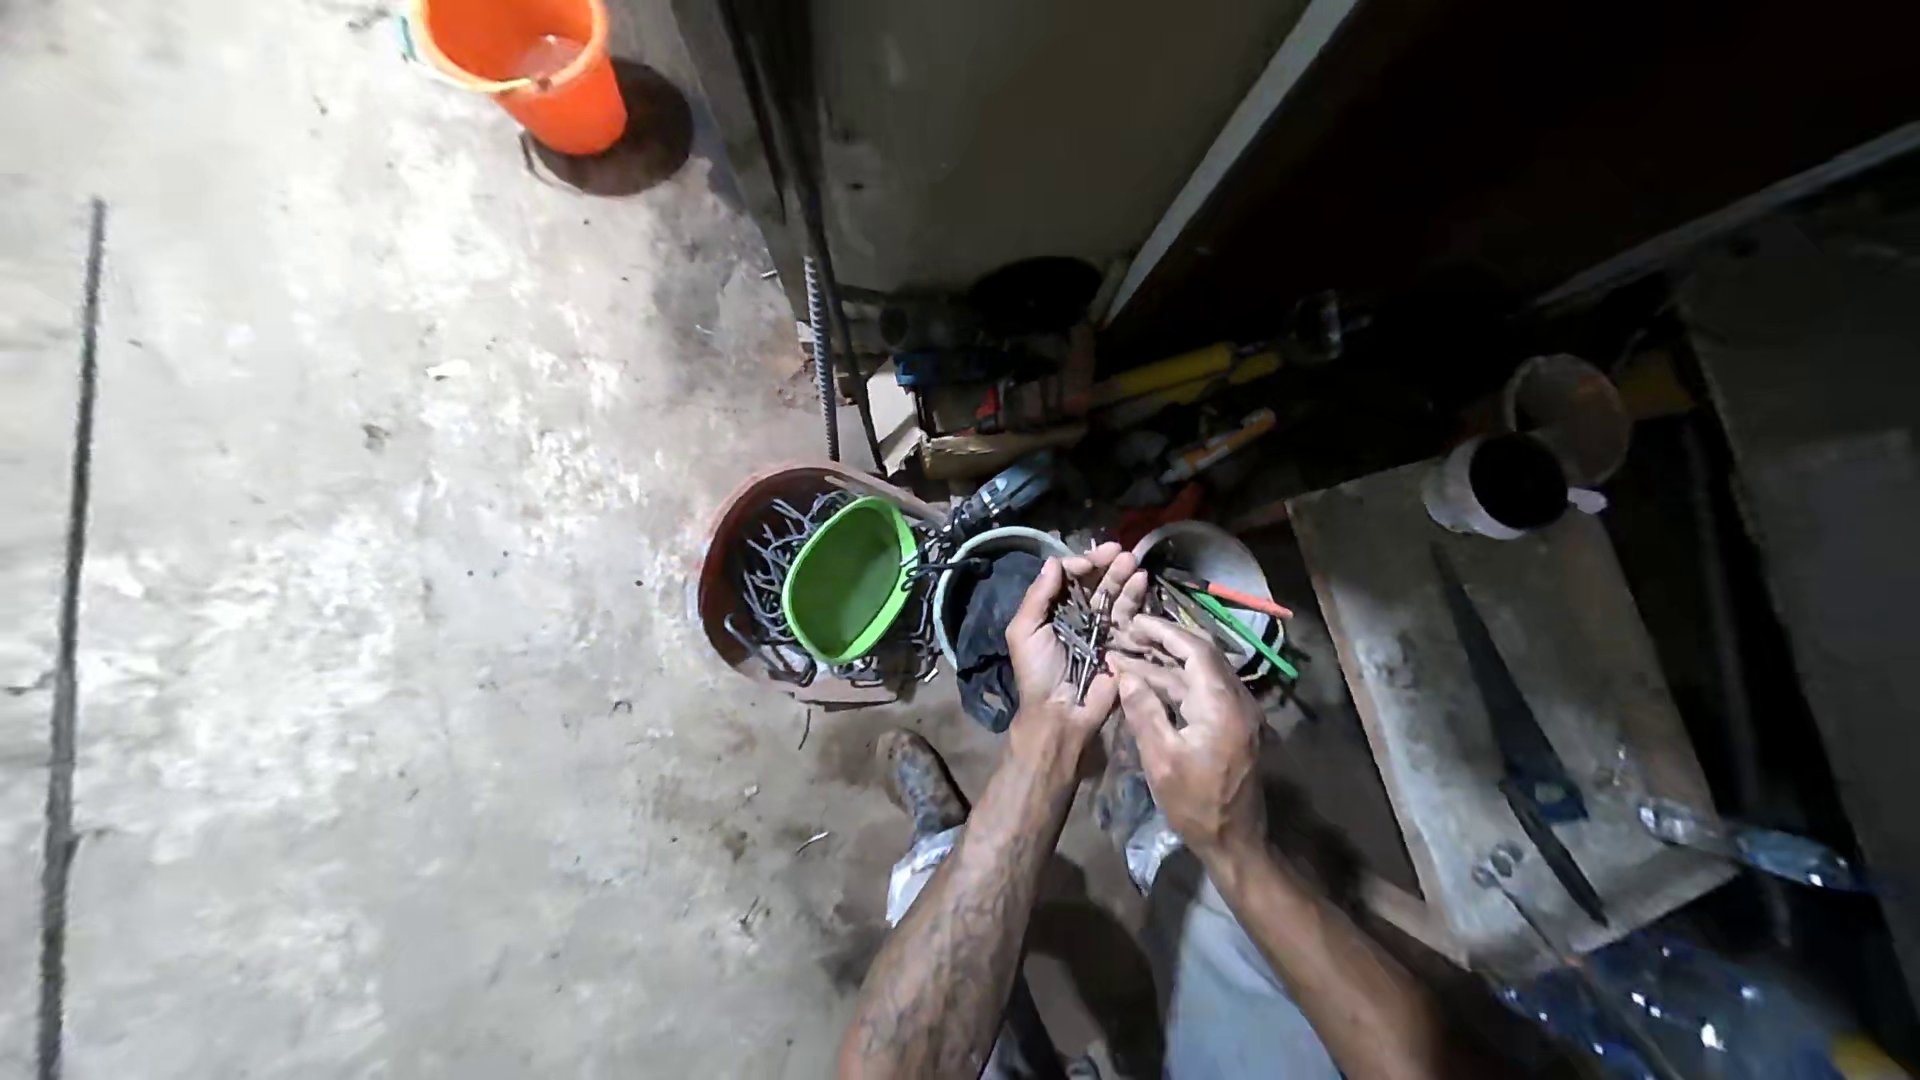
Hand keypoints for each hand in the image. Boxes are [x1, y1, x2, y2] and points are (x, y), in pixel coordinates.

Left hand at [1004, 542, 1145, 744]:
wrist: (1061, 711)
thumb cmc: (1037, 671)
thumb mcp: (1024, 631)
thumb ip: (1037, 596)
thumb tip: (1053, 562)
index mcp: (1052, 610)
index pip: (1068, 578)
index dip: (1080, 565)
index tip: (1090, 561)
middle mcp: (1077, 614)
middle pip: (1093, 582)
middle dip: (1106, 565)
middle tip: (1120, 551)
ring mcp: (1101, 627)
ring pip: (1113, 594)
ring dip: (1122, 575)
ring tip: (1132, 562)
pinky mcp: (1121, 641)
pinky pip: (1129, 615)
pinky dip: (1135, 596)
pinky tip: (1141, 580)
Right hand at [1110, 615, 1266, 860]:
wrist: (1235, 842)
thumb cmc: (1196, 804)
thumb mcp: (1161, 759)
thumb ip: (1144, 711)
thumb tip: (1126, 675)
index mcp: (1222, 704)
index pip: (1195, 650)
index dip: (1163, 631)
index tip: (1134, 622)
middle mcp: (1236, 700)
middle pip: (1199, 656)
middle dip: (1162, 642)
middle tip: (1127, 634)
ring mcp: (1237, 712)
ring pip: (1197, 674)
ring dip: (1163, 664)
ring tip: (1125, 658)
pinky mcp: (1231, 724)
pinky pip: (1200, 691)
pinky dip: (1173, 683)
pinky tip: (1145, 684)